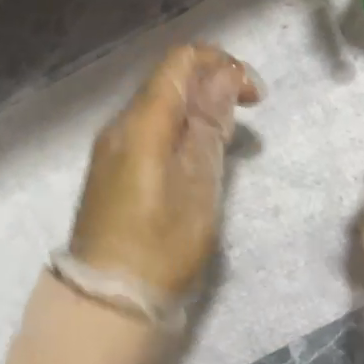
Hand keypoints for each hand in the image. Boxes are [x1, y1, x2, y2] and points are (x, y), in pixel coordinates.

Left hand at [70, 45, 262, 301]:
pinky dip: (179, 133)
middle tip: (243, 125)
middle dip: (213, 87)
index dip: (222, 65)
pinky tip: (197, 162)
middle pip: (169, 80)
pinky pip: (149, 132)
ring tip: (225, 147)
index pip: (181, 61)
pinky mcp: (111, 171)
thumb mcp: (199, 185)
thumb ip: (211, 126)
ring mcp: (111, 149)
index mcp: (142, 123)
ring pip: (160, 107)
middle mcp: (120, 126)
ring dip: (198, 112)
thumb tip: (225, 75)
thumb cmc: (162, 247)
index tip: (255, 98)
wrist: (108, 302)